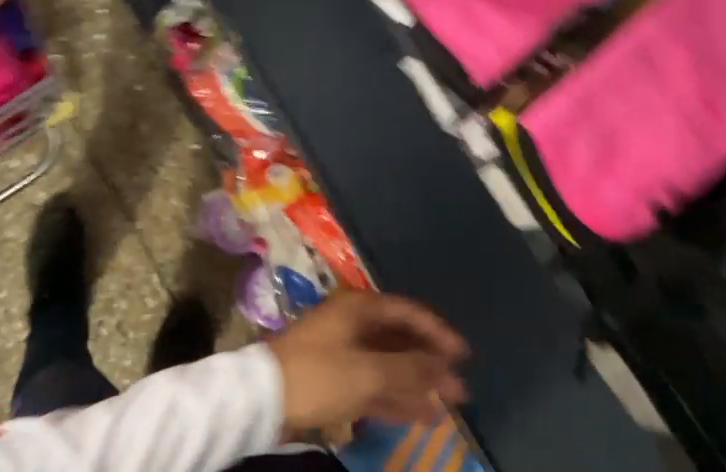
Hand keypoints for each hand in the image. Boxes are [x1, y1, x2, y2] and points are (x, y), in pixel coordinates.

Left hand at [267, 291, 469, 432]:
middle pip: (400, 340)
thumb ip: (408, 368)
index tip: (464, 355)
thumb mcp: (367, 372)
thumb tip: (444, 366)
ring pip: (388, 366)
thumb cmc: (317, 374)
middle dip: (430, 364)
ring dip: (416, 385)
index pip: (408, 312)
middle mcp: (353, 324)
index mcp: (359, 308)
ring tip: (447, 407)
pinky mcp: (334, 381)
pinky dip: (395, 399)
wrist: (261, 399)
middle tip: (459, 389)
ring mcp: (343, 353)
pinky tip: (420, 417)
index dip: (438, 332)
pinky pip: (373, 385)